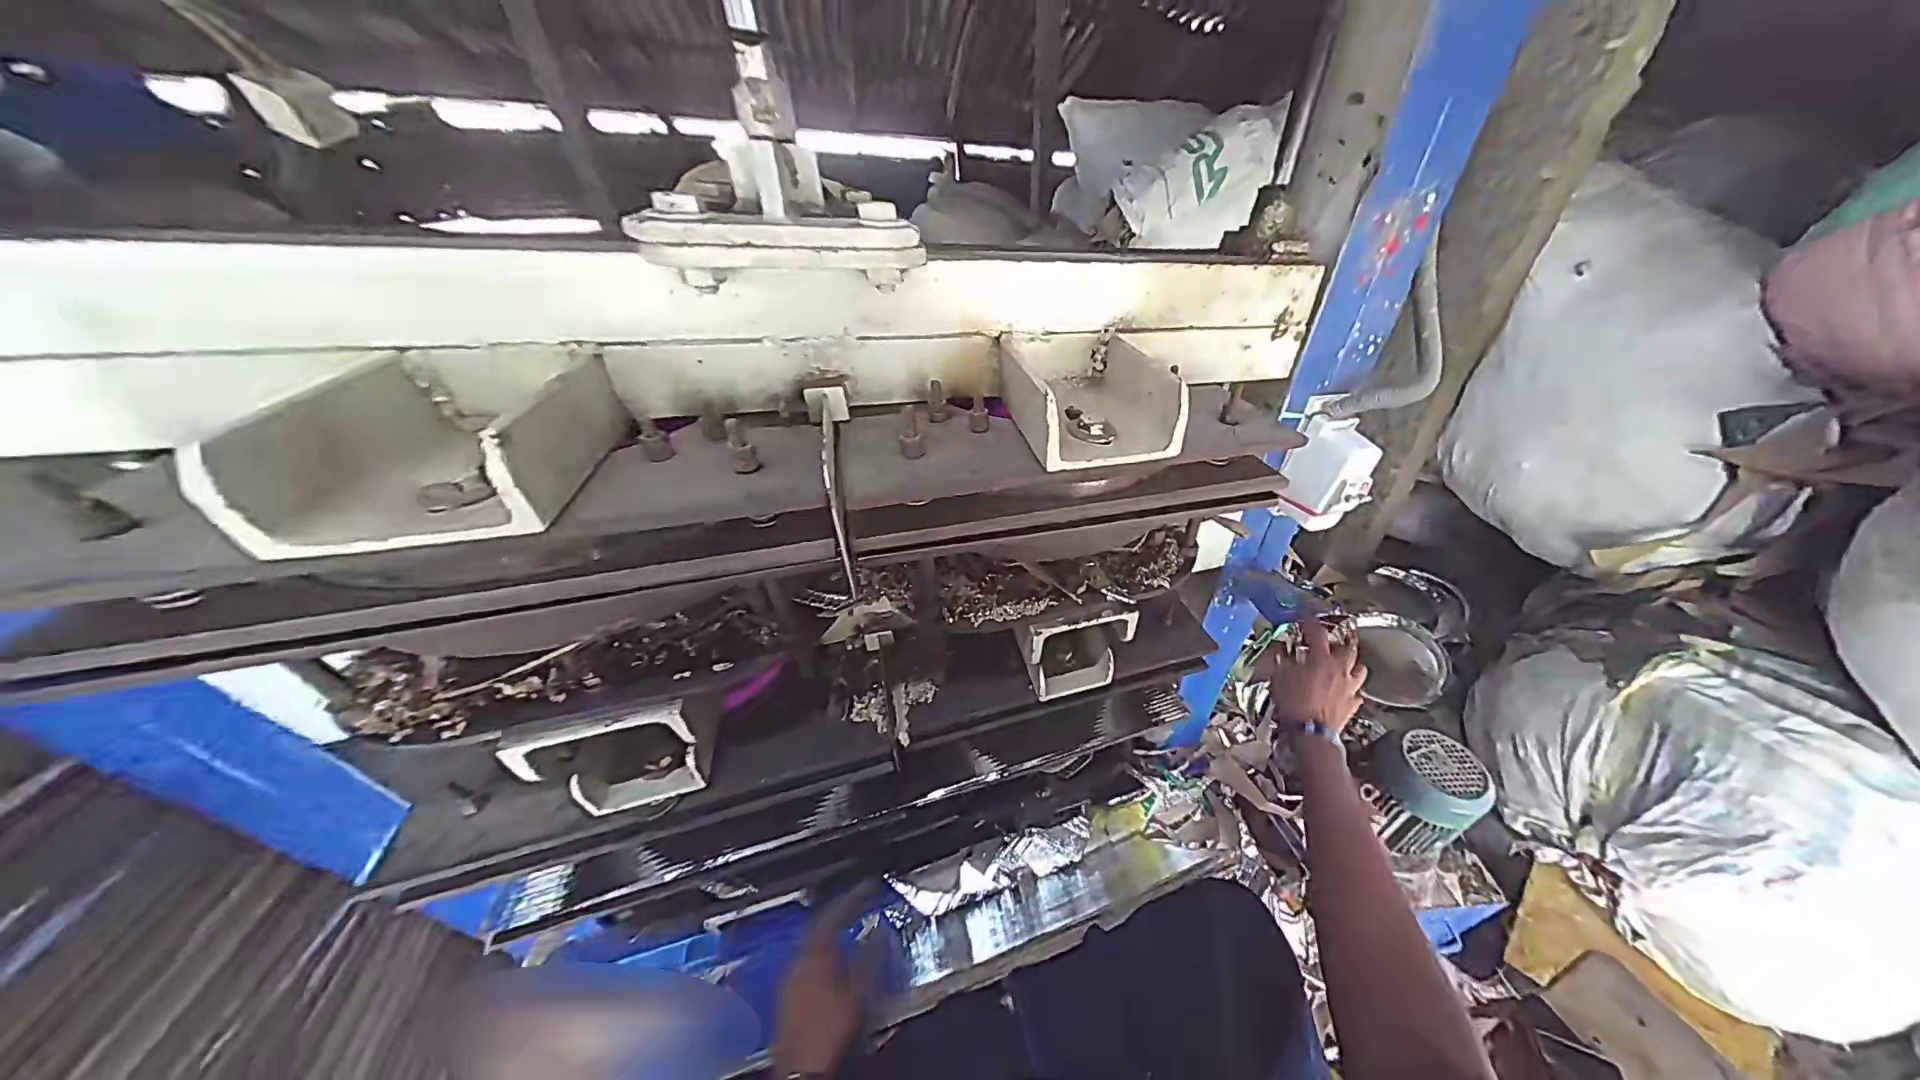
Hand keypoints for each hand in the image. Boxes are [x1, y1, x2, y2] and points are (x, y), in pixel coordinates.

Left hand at [773, 892, 877, 1077]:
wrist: (801, 1070)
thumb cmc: (831, 1028)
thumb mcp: (859, 992)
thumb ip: (870, 957)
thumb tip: (880, 932)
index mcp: (816, 952)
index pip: (834, 913)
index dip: (853, 897)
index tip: (868, 887)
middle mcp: (798, 960)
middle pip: (820, 927)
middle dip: (840, 915)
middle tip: (859, 907)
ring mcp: (790, 980)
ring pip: (812, 946)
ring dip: (832, 937)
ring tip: (851, 936)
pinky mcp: (787, 998)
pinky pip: (807, 964)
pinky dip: (824, 957)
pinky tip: (834, 969)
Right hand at [1263, 617, 1366, 734]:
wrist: (1311, 734)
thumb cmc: (1294, 704)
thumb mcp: (1279, 677)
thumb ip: (1282, 661)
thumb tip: (1281, 652)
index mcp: (1320, 660)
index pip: (1317, 633)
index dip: (1310, 621)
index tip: (1306, 614)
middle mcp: (1339, 670)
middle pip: (1346, 648)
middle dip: (1338, 642)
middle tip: (1329, 641)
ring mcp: (1349, 687)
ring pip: (1359, 669)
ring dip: (1351, 664)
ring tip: (1343, 663)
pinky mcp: (1353, 704)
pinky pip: (1357, 692)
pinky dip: (1352, 688)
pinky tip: (1345, 689)